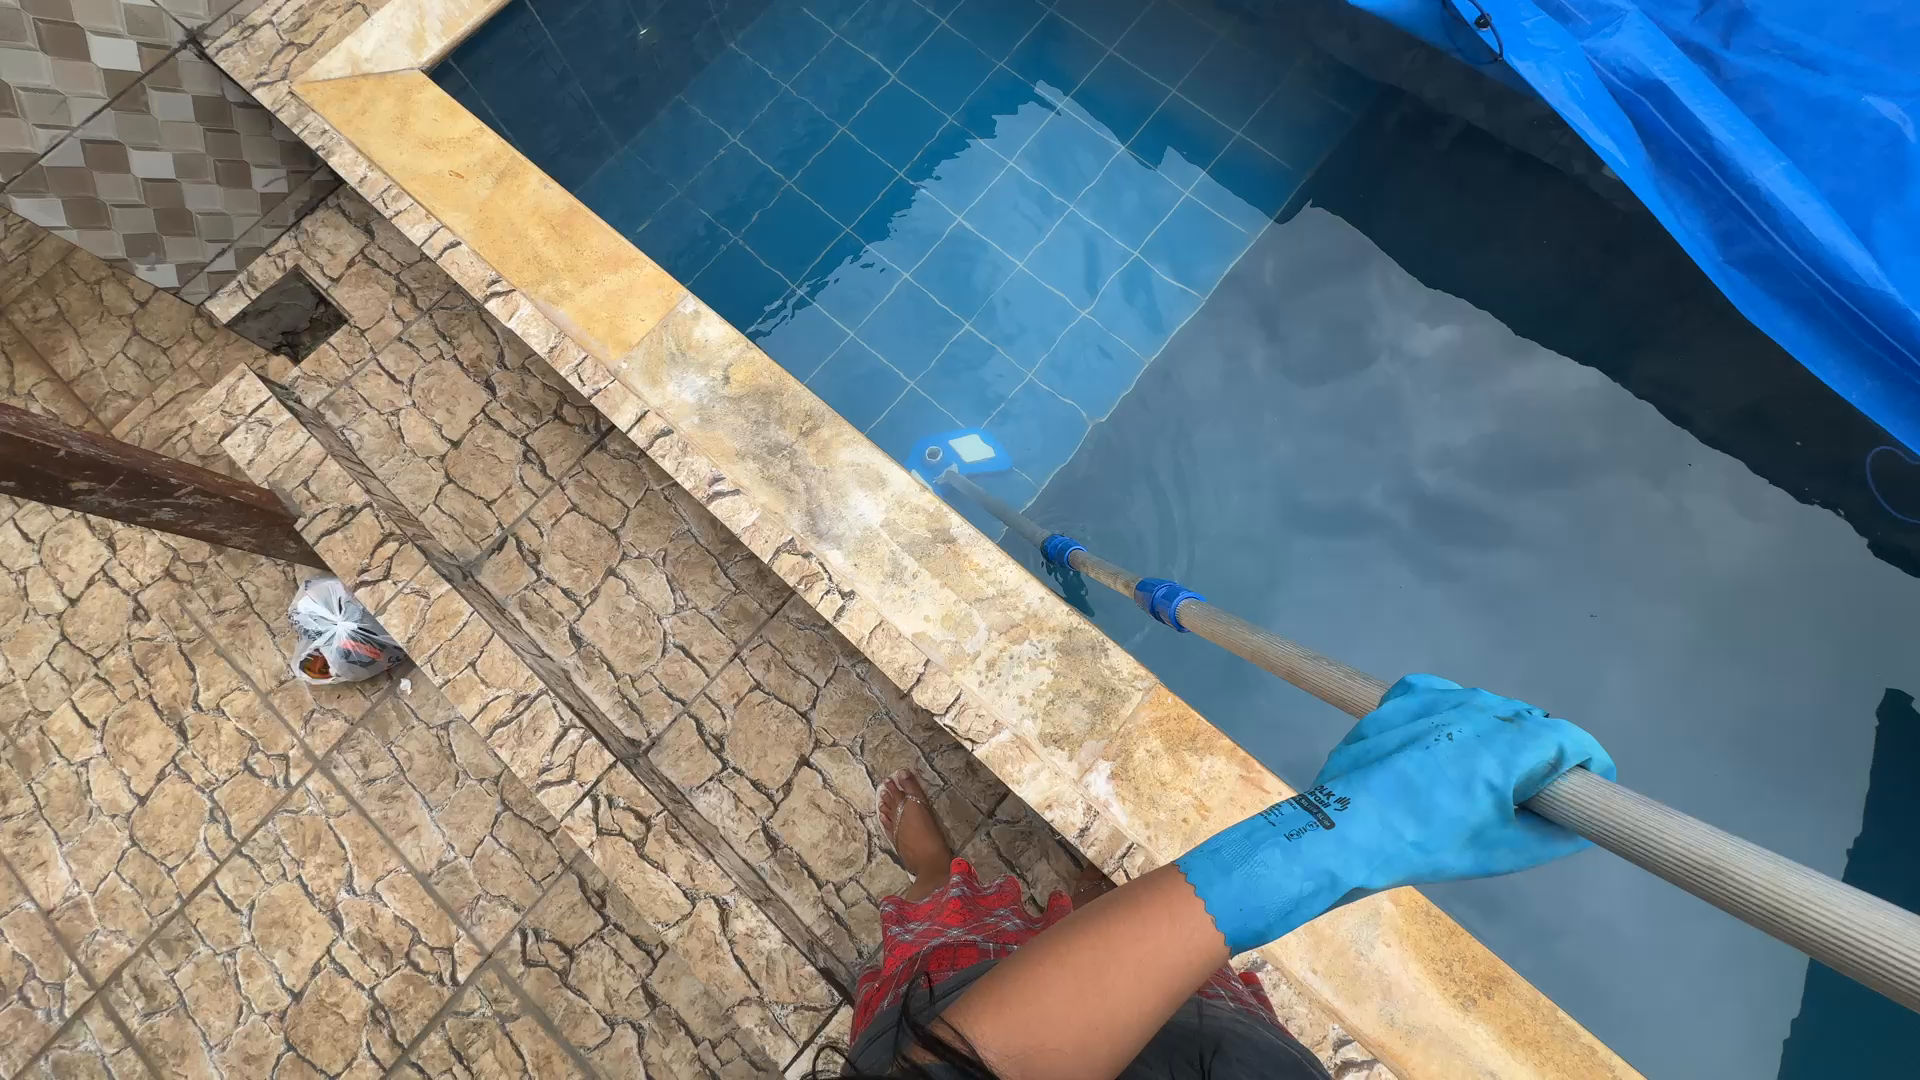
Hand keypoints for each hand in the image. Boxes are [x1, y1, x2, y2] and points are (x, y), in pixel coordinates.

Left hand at [1175, 674, 1615, 952]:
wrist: (1350, 830)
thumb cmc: (1429, 844)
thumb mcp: (1507, 849)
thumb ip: (1555, 832)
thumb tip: (1577, 822)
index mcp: (1503, 746)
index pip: (1567, 736)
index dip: (1588, 759)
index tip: (1588, 781)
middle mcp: (1468, 713)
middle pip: (1526, 718)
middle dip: (1540, 748)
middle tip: (1530, 785)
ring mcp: (1426, 703)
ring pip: (1482, 703)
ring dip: (1495, 728)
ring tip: (1483, 766)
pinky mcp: (1392, 703)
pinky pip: (1434, 691)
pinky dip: (1450, 706)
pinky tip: (1447, 733)